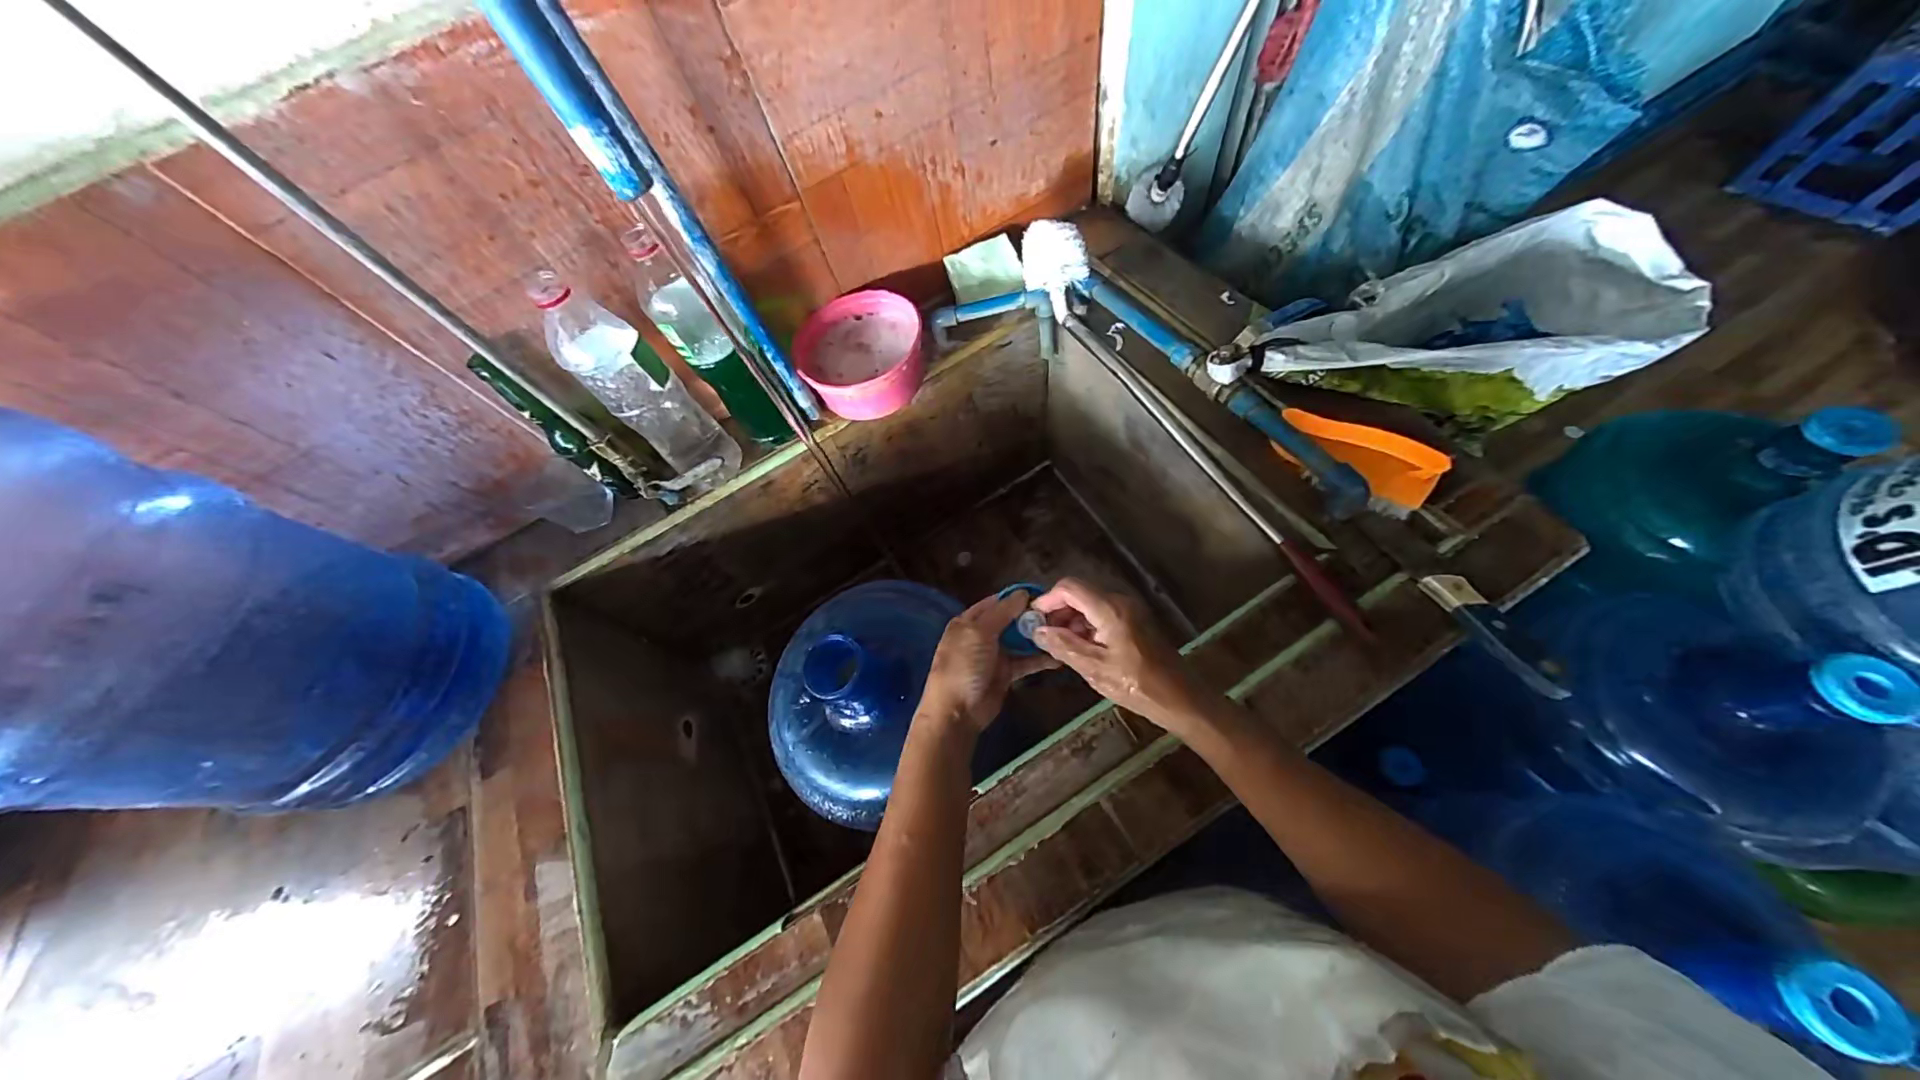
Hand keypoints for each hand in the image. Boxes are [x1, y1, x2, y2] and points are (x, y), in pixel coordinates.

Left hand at [919, 591, 1059, 734]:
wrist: (957, 711)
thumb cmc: (963, 665)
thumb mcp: (979, 633)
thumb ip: (1002, 612)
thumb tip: (1023, 593)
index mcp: (969, 621)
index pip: (996, 602)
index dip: (1018, 597)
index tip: (1045, 595)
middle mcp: (982, 634)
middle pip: (1011, 620)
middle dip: (1033, 617)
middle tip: (1061, 614)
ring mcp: (994, 654)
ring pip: (1021, 640)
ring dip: (1039, 637)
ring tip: (1064, 632)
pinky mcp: (1006, 673)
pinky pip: (1026, 661)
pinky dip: (1040, 658)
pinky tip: (1059, 656)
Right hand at [1028, 578, 1211, 734]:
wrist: (1181, 698)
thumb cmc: (1137, 685)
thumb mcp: (1094, 668)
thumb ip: (1063, 645)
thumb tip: (1037, 630)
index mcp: (1110, 609)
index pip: (1069, 587)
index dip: (1046, 600)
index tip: (1032, 620)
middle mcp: (1120, 601)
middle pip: (1079, 593)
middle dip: (1057, 610)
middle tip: (1042, 635)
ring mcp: (1130, 610)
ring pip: (1090, 604)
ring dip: (1071, 619)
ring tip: (1058, 645)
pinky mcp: (1135, 621)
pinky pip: (1103, 614)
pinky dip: (1087, 625)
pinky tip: (1080, 648)